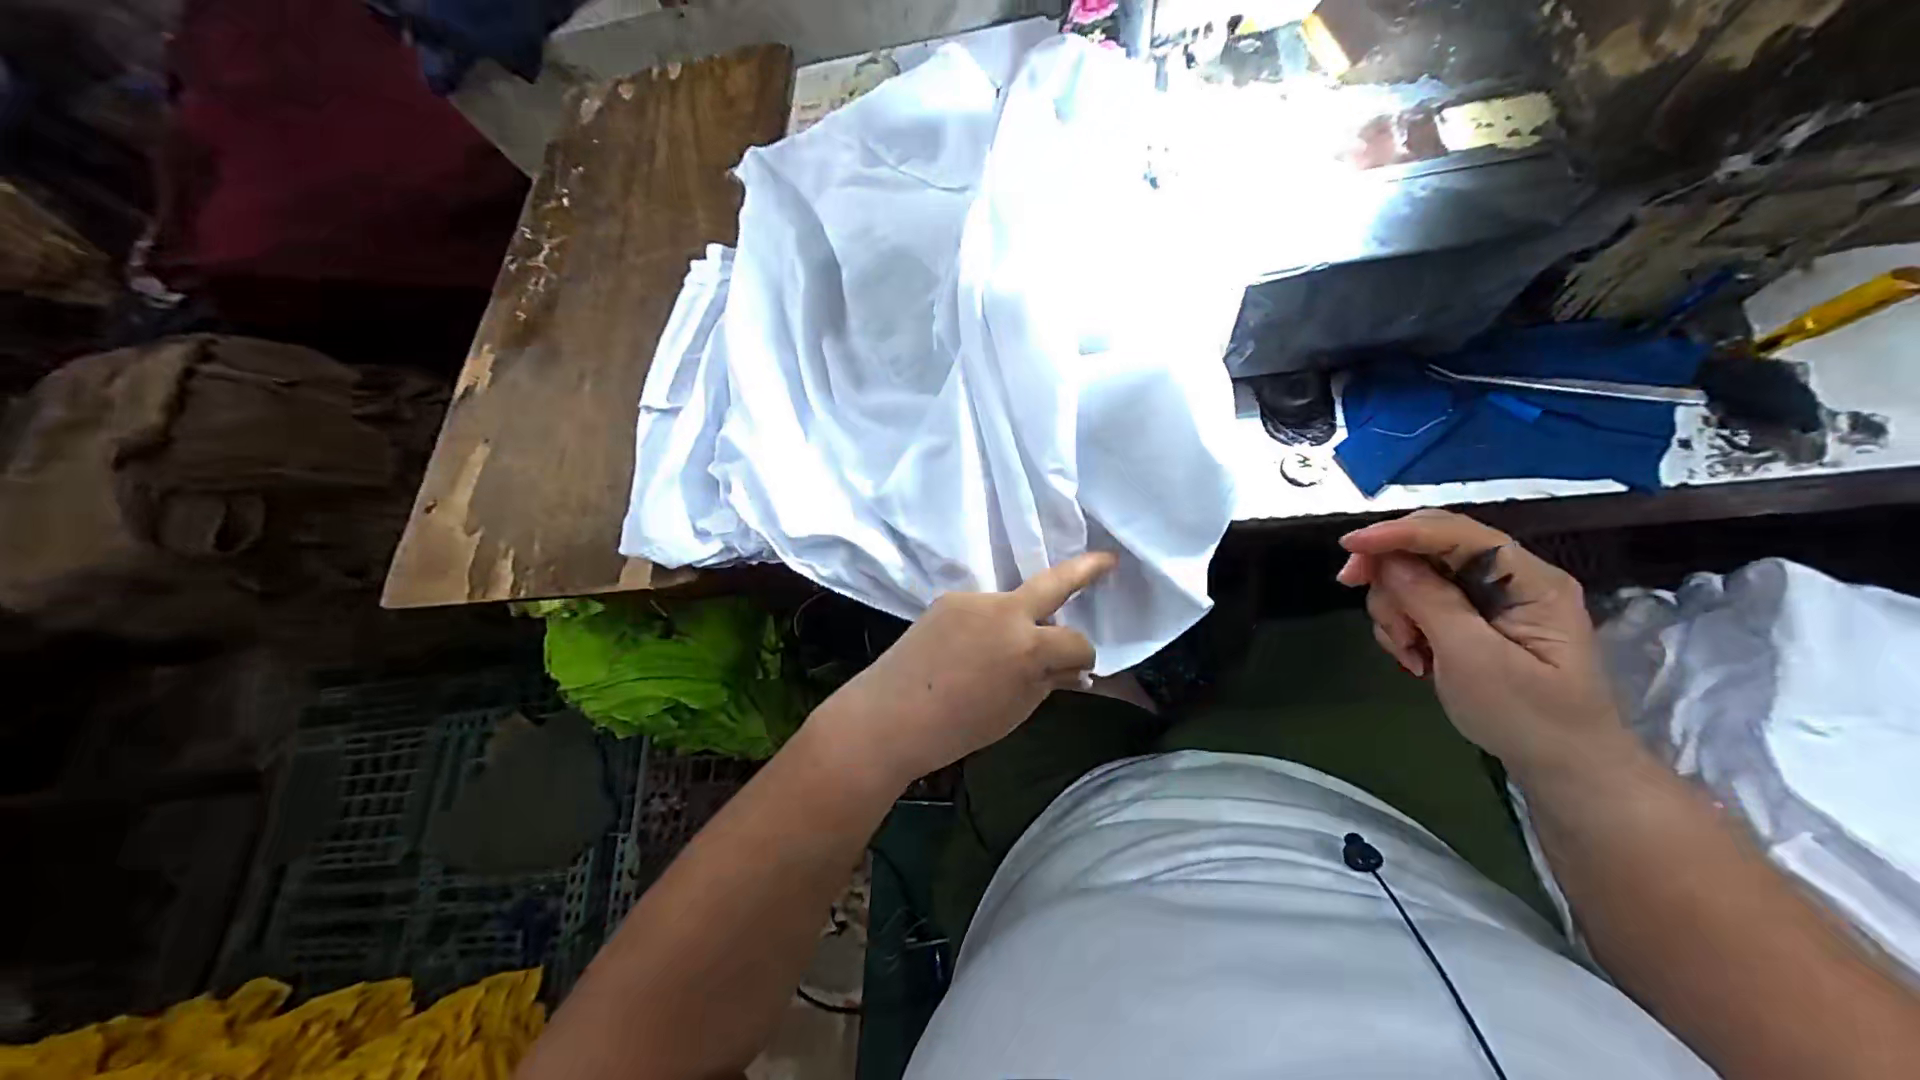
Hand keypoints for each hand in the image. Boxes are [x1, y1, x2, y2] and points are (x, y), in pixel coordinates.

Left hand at [808, 553, 1118, 789]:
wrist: (889, 716)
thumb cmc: (958, 727)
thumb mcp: (1017, 710)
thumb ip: (1050, 682)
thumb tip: (1073, 670)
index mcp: (1028, 646)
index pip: (1076, 642)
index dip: (1083, 659)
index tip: (1079, 671)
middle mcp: (1004, 611)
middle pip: (1055, 582)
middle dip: (1086, 569)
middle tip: (1108, 561)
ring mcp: (973, 599)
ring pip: (1013, 603)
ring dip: (1020, 621)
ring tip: (1004, 651)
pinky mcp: (948, 598)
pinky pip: (982, 609)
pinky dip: (987, 626)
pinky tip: (971, 650)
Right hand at [1337, 509, 1632, 779]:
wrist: (1563, 770)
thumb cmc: (1529, 717)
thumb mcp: (1474, 660)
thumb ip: (1431, 602)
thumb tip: (1387, 561)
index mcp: (1528, 580)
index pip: (1455, 533)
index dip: (1398, 532)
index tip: (1349, 546)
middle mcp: (1507, 579)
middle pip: (1427, 549)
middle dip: (1387, 571)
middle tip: (1349, 587)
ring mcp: (1486, 601)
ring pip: (1412, 577)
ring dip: (1394, 609)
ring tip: (1408, 653)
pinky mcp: (1467, 621)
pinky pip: (1414, 603)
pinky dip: (1401, 626)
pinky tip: (1413, 658)